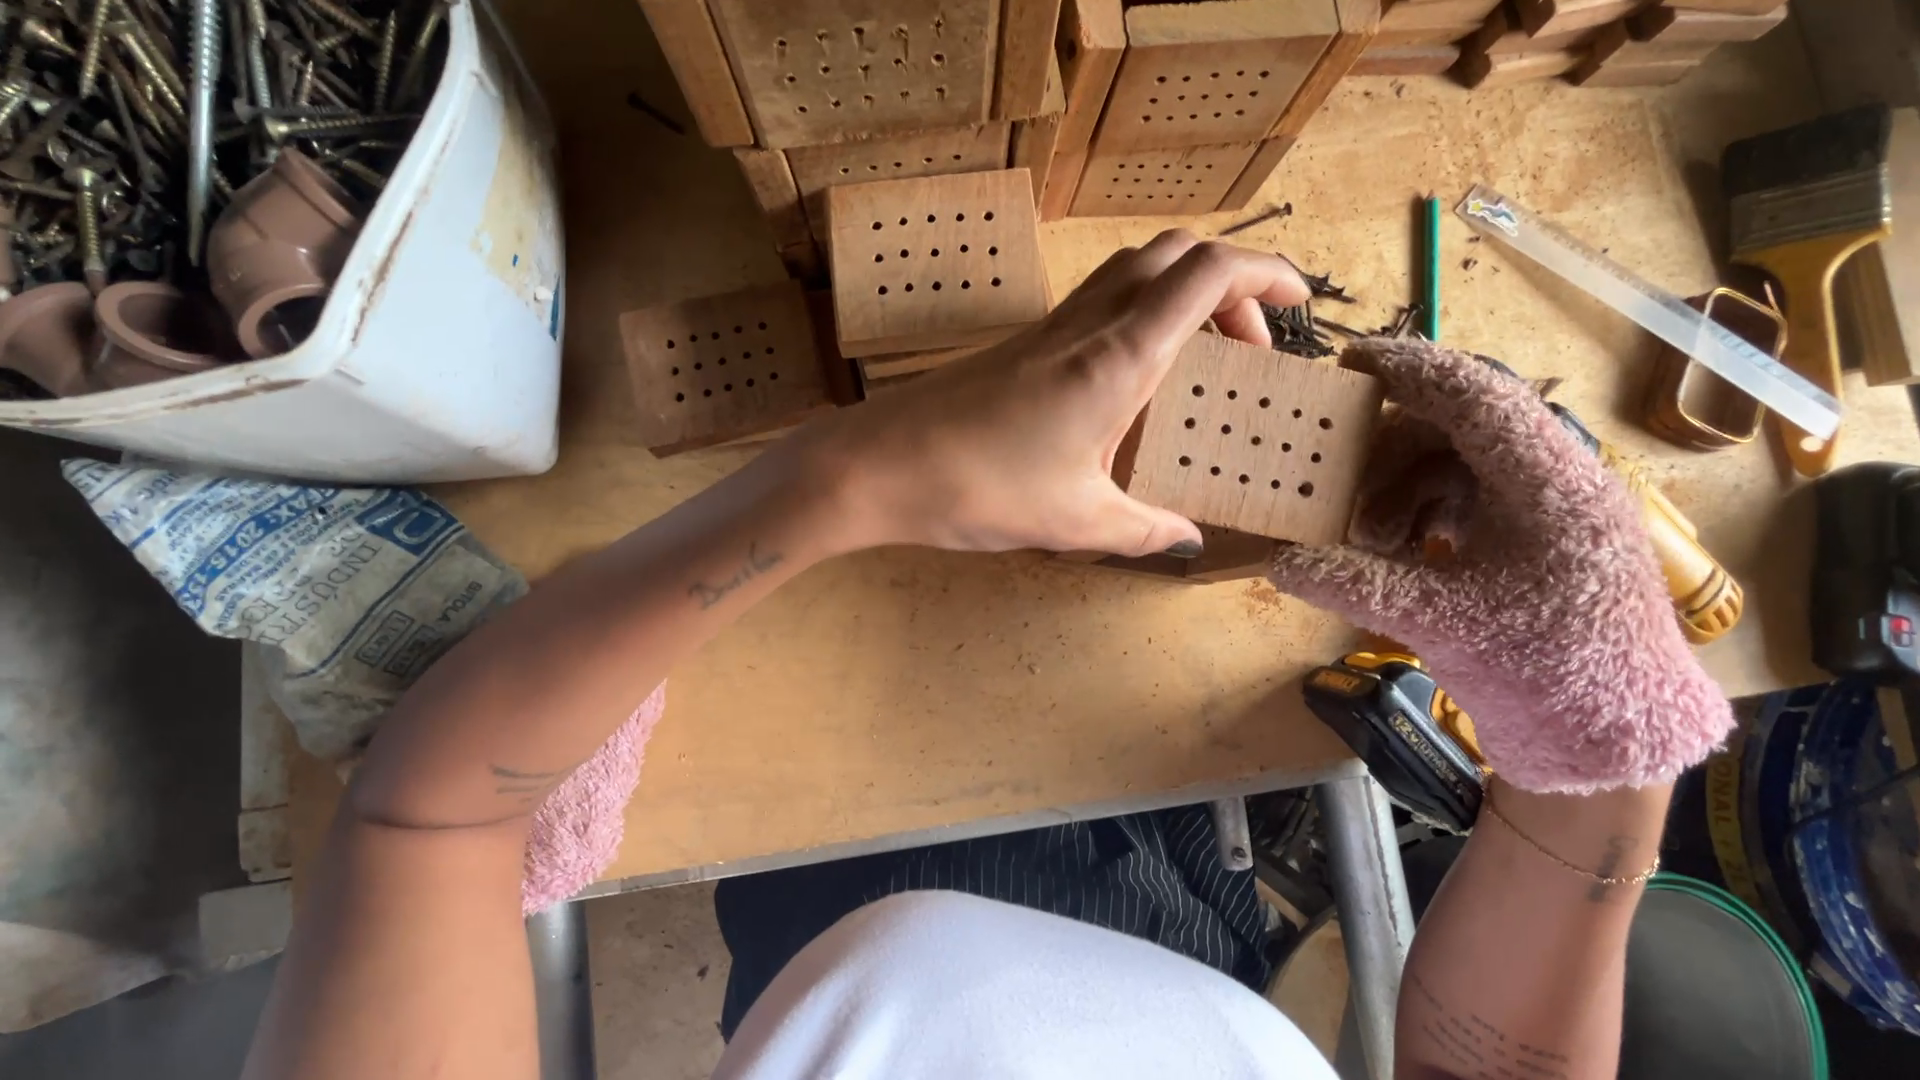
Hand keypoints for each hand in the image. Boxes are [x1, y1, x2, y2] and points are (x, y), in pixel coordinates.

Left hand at [799, 230, 1309, 555]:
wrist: (882, 465)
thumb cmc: (982, 488)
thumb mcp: (1077, 520)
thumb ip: (1144, 528)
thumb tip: (1186, 539)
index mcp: (1119, 356)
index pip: (1210, 274)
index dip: (1268, 272)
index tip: (1300, 301)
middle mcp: (1089, 323)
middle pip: (1176, 254)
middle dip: (1231, 286)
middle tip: (1246, 351)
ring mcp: (1050, 327)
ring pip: (1134, 271)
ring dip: (1182, 297)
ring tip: (1198, 364)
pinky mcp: (1022, 343)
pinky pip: (1099, 303)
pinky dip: (1138, 318)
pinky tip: (1132, 384)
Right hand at [1267, 339, 1731, 792]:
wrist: (1614, 746)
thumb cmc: (1545, 676)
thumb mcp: (1440, 624)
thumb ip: (1356, 584)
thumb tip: (1278, 563)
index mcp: (1550, 484)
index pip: (1475, 394)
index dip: (1410, 370)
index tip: (1348, 363)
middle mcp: (1556, 481)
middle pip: (1458, 426)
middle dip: (1389, 450)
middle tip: (1338, 477)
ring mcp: (1549, 510)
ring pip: (1458, 463)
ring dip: (1400, 490)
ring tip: (1366, 538)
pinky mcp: (1537, 539)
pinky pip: (1467, 498)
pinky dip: (1422, 515)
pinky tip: (1399, 553)